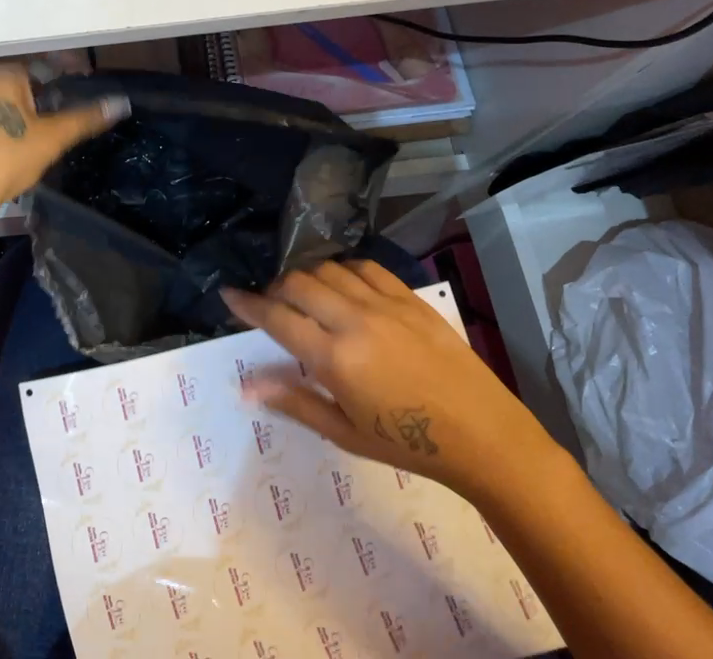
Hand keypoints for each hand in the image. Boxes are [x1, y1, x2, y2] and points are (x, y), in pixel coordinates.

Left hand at [0, 65, 127, 217]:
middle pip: (15, 76)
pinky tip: (3, 144)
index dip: (66, 67)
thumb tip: (120, 104)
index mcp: (0, 72)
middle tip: (59, 110)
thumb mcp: (51, 139)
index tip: (83, 78)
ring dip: (16, 106)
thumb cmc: (5, 159)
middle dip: (39, 89)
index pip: (41, 59)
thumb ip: (84, 119)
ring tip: (34, 131)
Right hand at [223, 260, 562, 502]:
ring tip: (305, 294)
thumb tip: (247, 384)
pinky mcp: (412, 300)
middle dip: (274, 288)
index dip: (246, 304)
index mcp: (335, 359)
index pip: (276, 318)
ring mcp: (387, 306)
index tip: (228, 294)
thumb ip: (294, 400)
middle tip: (270, 304)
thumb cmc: (408, 444)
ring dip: (308, 276)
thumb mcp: (344, 433)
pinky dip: (345, 269)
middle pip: (298, 283)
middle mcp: (355, 322)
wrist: (484, 437)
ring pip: (330, 269)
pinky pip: (368, 267)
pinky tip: (343, 285)